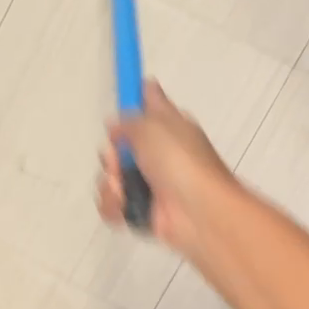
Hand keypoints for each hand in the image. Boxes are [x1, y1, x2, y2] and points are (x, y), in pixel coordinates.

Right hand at [96, 81, 240, 253]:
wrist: (197, 210)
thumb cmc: (180, 162)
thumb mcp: (152, 126)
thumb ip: (129, 120)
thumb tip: (116, 125)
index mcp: (167, 125)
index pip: (147, 102)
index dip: (133, 98)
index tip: (121, 101)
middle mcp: (157, 153)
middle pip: (119, 146)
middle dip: (111, 154)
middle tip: (118, 161)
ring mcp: (148, 184)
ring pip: (111, 177)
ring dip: (110, 183)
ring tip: (122, 188)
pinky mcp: (140, 210)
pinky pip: (113, 204)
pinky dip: (113, 205)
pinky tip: (123, 205)